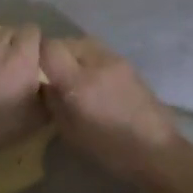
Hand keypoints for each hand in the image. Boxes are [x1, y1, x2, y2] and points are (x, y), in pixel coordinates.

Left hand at [0, 25, 47, 165]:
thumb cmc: (0, 128)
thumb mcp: (38, 116)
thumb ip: (50, 91)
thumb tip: (51, 78)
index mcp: (21, 58)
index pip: (31, 30)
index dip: (31, 41)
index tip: (29, 54)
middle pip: (7, 31)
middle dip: (10, 43)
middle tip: (6, 62)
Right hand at [38, 37, 181, 185]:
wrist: (157, 152)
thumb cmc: (110, 150)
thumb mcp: (71, 132)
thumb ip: (53, 103)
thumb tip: (43, 85)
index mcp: (79, 82)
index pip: (51, 48)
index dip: (39, 54)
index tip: (35, 68)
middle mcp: (98, 63)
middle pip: (69, 41)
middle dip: (57, 53)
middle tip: (53, 73)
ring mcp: (117, 61)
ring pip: (86, 43)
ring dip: (75, 53)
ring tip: (73, 74)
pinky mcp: (130, 65)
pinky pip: (102, 52)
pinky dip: (91, 59)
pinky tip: (94, 79)